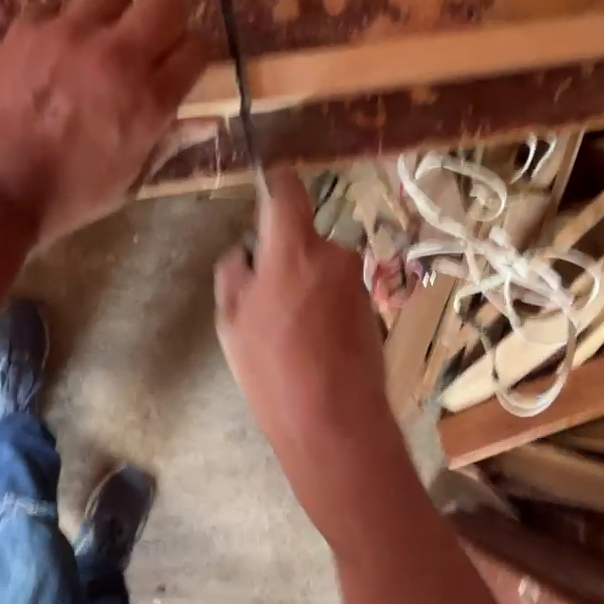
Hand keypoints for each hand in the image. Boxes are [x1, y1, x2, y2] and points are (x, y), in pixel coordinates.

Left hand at [0, 0, 213, 246]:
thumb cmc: (66, 199)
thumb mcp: (127, 180)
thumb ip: (168, 142)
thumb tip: (209, 123)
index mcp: (149, 100)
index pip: (197, 50)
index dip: (192, 59)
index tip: (181, 71)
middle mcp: (116, 57)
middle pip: (165, 4)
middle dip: (164, 24)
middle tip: (147, 49)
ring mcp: (68, 36)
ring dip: (113, 14)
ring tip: (97, 44)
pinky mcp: (24, 30)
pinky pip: (53, 9)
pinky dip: (58, 27)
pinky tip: (49, 55)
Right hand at [215, 169, 406, 500]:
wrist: (335, 420)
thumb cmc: (272, 370)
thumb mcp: (231, 323)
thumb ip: (233, 275)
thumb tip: (244, 255)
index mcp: (293, 250)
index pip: (288, 192)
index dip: (275, 183)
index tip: (268, 183)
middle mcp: (333, 256)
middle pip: (303, 241)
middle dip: (285, 259)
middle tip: (264, 302)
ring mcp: (357, 284)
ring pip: (321, 271)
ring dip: (306, 288)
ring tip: (289, 337)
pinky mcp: (372, 311)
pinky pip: (338, 297)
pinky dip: (325, 311)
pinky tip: (314, 349)